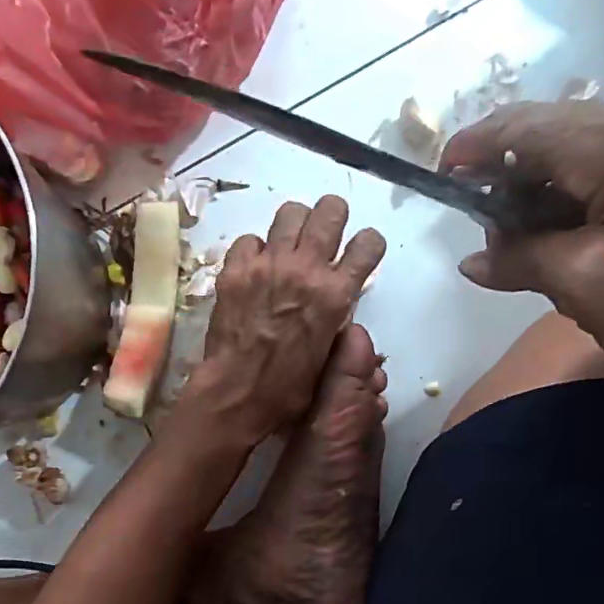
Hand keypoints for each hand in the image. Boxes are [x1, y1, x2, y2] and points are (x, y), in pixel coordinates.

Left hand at [184, 196, 385, 441]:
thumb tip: (336, 297)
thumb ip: (336, 313)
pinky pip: (249, 238)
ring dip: (295, 223)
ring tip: (289, 240)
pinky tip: (254, 265)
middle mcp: (306, 268)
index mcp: (336, 294)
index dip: (367, 243)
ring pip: (291, 212)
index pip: (368, 244)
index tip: (360, 249)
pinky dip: (255, 249)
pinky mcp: (236, 268)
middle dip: (332, 215)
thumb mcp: (329, 348)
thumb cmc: (290, 386)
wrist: (239, 392)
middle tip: (325, 230)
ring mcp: (268, 264)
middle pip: (330, 211)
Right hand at [441, 78, 603, 253]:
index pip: (538, 127)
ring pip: (589, 138)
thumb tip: (471, 257)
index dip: (480, 146)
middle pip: (564, 128)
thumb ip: (519, 255)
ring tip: (526, 231)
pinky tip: (567, 218)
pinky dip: (584, 181)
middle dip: (515, 172)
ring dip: (548, 180)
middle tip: (486, 219)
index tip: (442, 170)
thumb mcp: (586, 287)